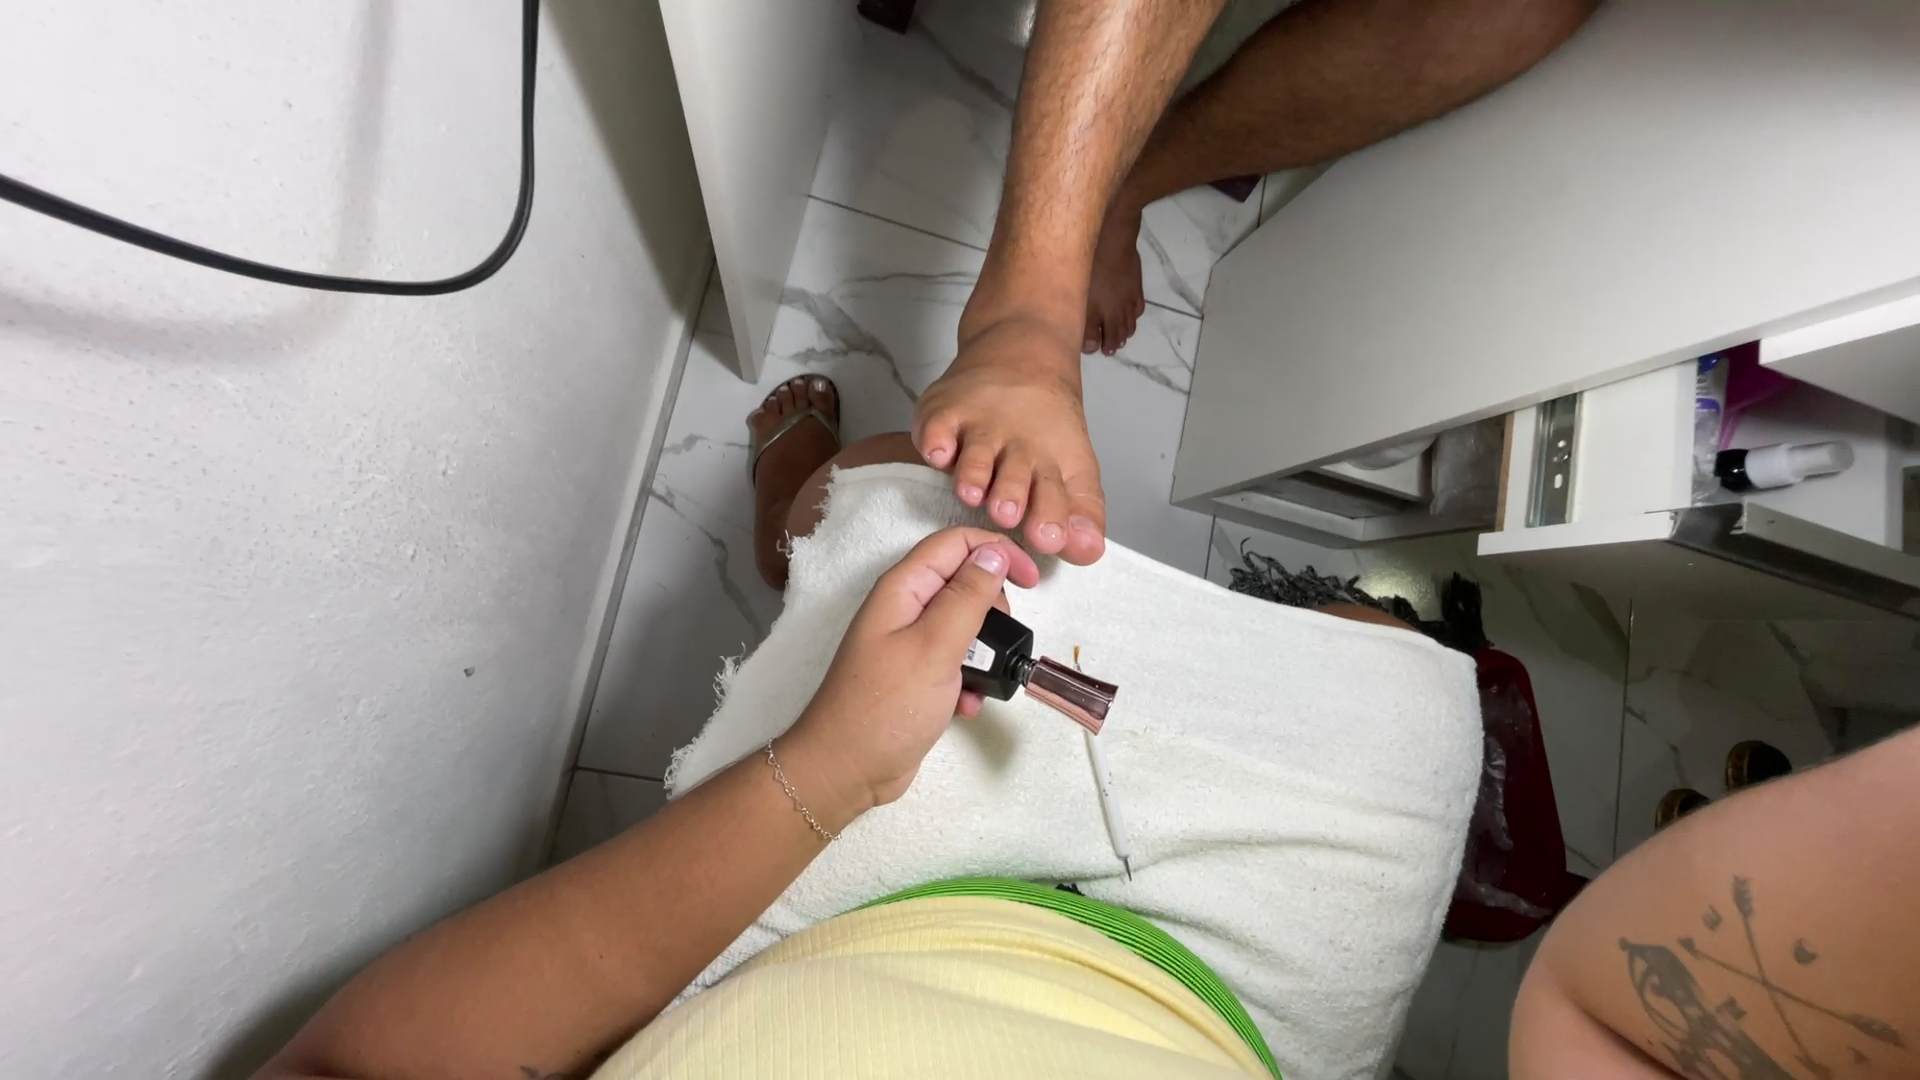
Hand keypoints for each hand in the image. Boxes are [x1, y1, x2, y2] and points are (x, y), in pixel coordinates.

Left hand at [782, 528, 1041, 816]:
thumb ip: (968, 597)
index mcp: (903, 588)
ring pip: (965, 626)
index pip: (955, 543)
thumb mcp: (935, 646)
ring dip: (984, 653)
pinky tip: (966, 706)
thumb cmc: (886, 705)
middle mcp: (905, 608)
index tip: (1030, 580)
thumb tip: (994, 553)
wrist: (847, 771)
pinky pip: (956, 663)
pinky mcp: (918, 675)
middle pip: (963, 581)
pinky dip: (969, 682)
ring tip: (982, 680)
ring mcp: (910, 643)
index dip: (996, 551)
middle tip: (1000, 640)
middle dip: (993, 607)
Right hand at [913, 317, 1107, 564]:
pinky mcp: (946, 414)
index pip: (1056, 494)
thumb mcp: (1073, 468)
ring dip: (973, 473)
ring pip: (976, 454)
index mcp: (1050, 466)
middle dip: (1010, 494)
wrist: (1020, 354)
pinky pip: (937, 427)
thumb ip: (1080, 514)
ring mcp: (980, 429)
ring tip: (971, 492)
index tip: (1050, 537)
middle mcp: (1017, 448)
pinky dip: (935, 439)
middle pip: (1014, 475)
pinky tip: (938, 453)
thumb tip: (1088, 551)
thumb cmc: (1044, 426)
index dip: (1053, 517)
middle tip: (1006, 513)